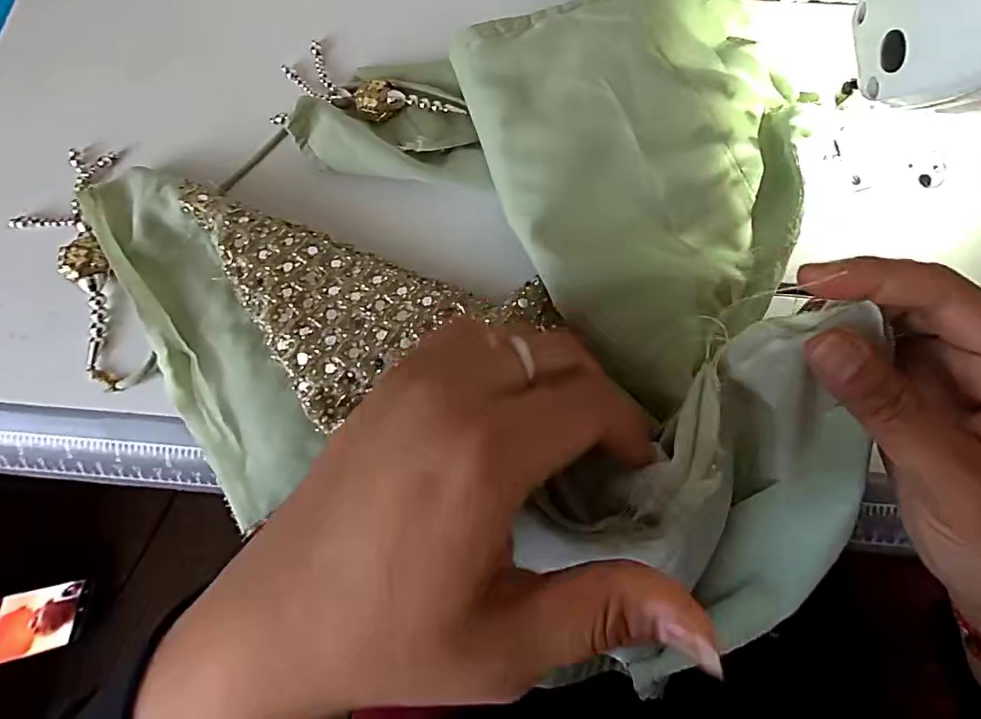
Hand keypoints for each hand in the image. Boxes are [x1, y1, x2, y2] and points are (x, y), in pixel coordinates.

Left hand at [134, 319, 718, 718]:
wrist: (270, 632)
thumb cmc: (388, 647)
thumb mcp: (505, 645)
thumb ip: (607, 612)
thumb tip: (710, 636)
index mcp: (485, 451)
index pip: (589, 401)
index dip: (630, 428)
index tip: (639, 468)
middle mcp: (451, 391)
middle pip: (559, 353)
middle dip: (599, 391)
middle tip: (608, 448)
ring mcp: (413, 375)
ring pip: (514, 333)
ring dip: (550, 368)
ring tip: (558, 424)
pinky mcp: (389, 378)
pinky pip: (468, 335)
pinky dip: (502, 354)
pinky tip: (498, 404)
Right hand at [800, 258, 980, 703]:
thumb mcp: (957, 487)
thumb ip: (888, 406)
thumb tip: (821, 339)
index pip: (947, 296)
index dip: (877, 278)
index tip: (813, 282)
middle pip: (922, 304)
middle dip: (858, 296)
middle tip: (795, 306)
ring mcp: (966, 385)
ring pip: (900, 330)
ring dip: (850, 325)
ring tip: (798, 329)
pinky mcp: (937, 407)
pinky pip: (889, 365)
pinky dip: (852, 359)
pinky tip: (820, 361)